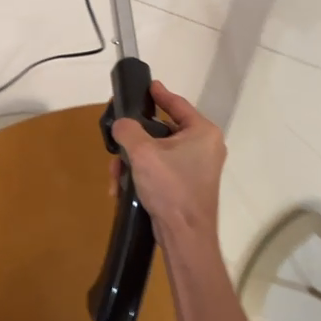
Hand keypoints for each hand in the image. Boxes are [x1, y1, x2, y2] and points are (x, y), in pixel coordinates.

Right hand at [109, 80, 225, 248]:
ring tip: (116, 176)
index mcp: (202, 132)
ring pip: (156, 153)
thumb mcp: (143, 153)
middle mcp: (204, 146)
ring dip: (132, 162)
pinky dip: (142, 175)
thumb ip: (128, 130)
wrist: (185, 234)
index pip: (177, 104)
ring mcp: (197, 167)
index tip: (146, 85)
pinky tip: (123, 188)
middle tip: (116, 144)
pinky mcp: (187, 185)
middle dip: (133, 141)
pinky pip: (160, 170)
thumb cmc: (170, 187)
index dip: (159, 94)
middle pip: (161, 131)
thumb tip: (121, 124)